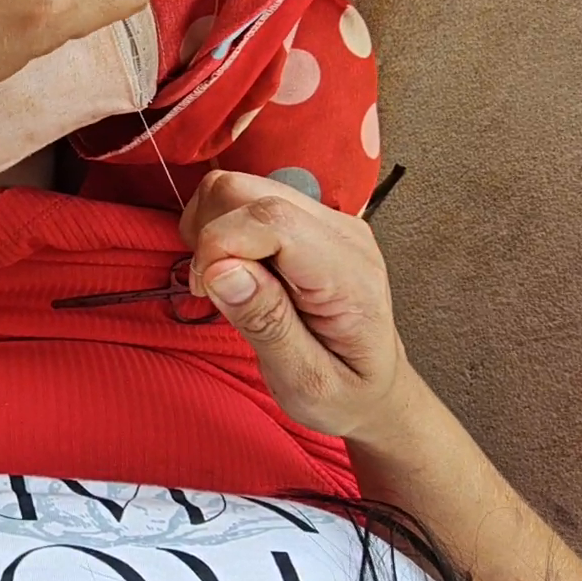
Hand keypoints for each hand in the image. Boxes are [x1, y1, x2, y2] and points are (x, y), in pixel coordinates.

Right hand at [179, 171, 414, 440]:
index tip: (206, 290)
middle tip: (210, 288)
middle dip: (207, 234)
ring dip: (208, 229)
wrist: (375, 389)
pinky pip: (240, 199)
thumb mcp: (306, 382)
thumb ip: (266, 324)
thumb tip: (220, 270)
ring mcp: (322, 219)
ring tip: (221, 280)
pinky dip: (216, 227)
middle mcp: (339, 231)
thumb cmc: (343, 393)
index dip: (218, 245)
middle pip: (244, 192)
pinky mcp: (302, 218)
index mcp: (348, 273)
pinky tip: (230, 268)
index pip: (270, 219)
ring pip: (236, 187)